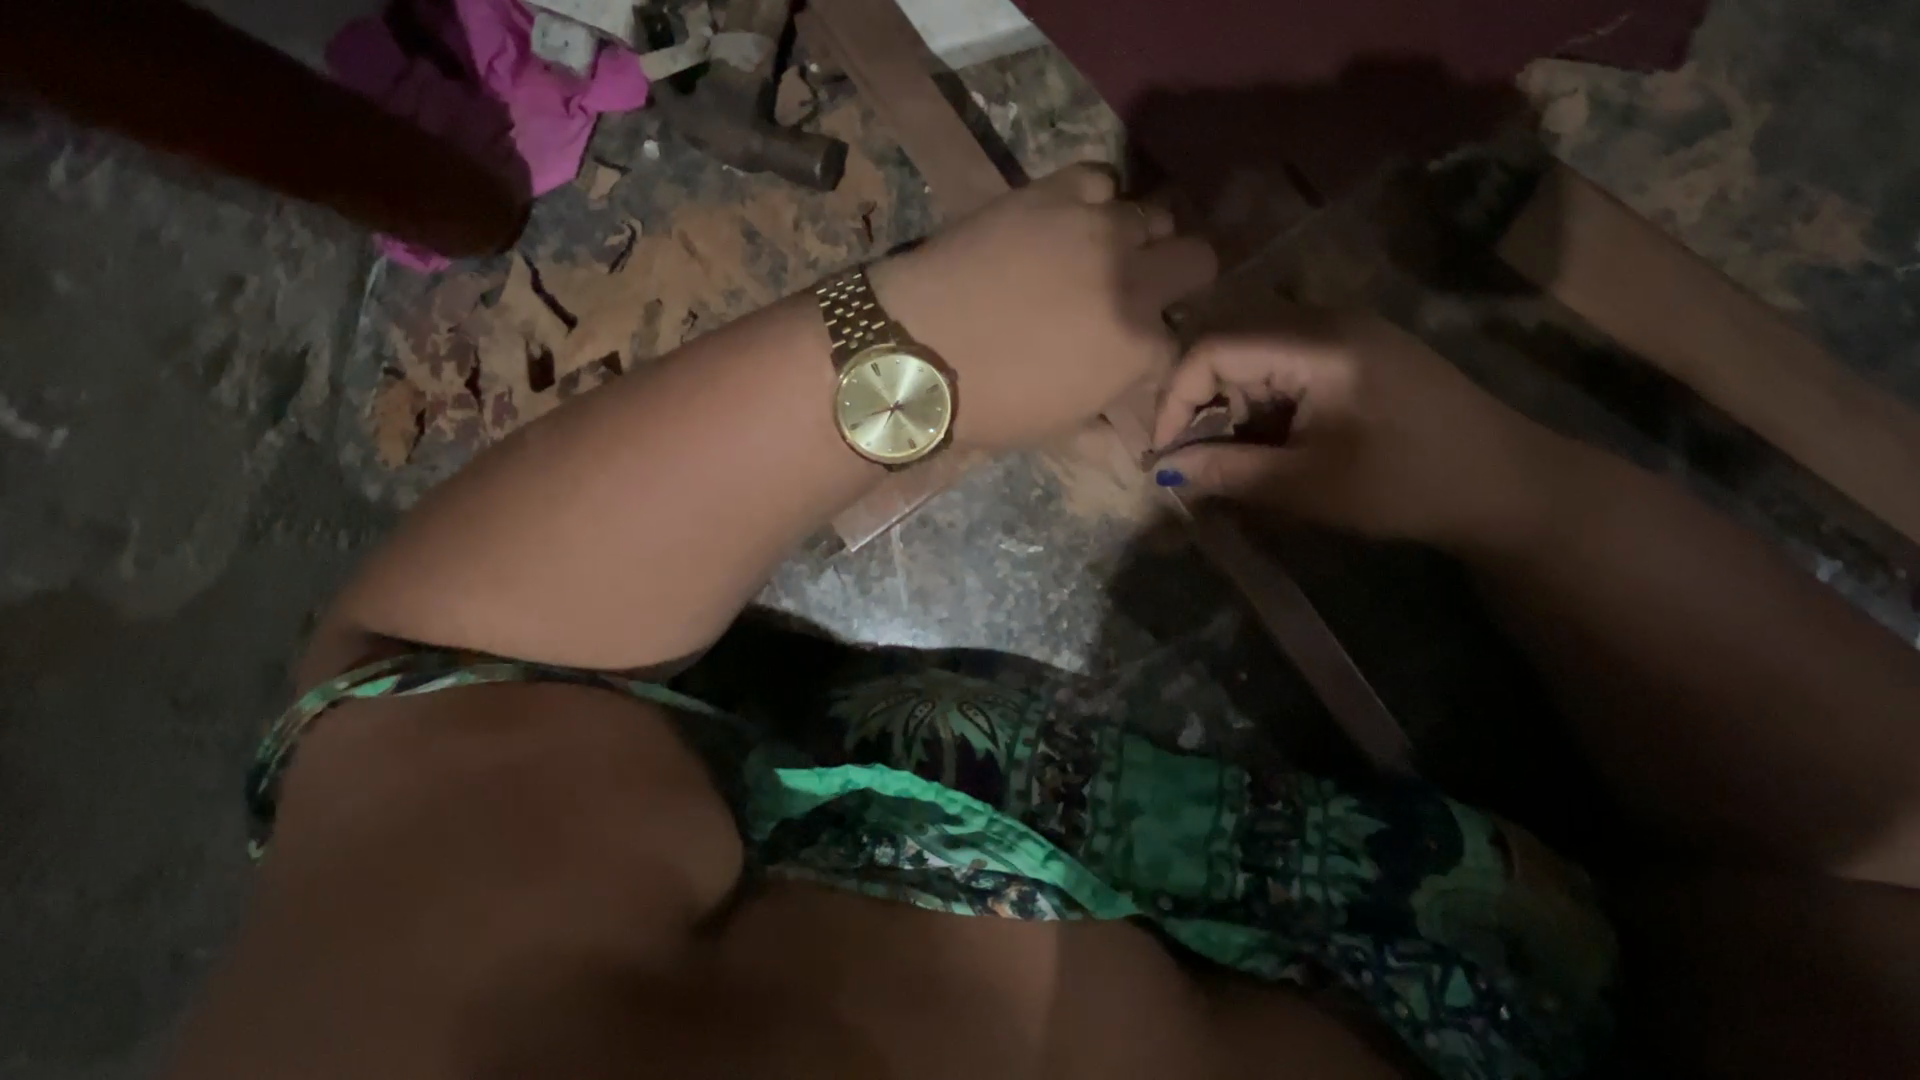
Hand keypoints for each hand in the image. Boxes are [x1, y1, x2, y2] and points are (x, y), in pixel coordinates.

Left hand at [867, 165, 1216, 451]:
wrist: (915, 347)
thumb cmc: (988, 404)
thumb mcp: (1058, 429)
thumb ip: (1109, 412)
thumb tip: (1129, 414)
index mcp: (1138, 348)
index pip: (1182, 341)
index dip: (1162, 348)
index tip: (1140, 352)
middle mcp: (1133, 279)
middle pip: (1196, 259)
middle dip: (1177, 279)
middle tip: (1141, 293)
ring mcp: (1096, 228)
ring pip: (1155, 214)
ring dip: (1138, 239)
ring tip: (1102, 255)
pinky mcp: (1053, 192)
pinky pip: (1102, 179)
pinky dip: (1096, 200)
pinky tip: (1072, 222)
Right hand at [1150, 312, 1564, 551]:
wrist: (1512, 487)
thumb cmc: (1407, 486)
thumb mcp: (1308, 485)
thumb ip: (1228, 471)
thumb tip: (1164, 470)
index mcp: (1318, 344)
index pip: (1213, 346)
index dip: (1175, 398)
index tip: (1165, 454)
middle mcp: (1329, 321)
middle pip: (1231, 341)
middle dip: (1201, 400)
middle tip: (1198, 454)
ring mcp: (1349, 332)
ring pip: (1256, 352)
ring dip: (1232, 402)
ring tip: (1236, 455)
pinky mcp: (1361, 351)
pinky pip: (1288, 362)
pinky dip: (1264, 400)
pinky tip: (1274, 441)